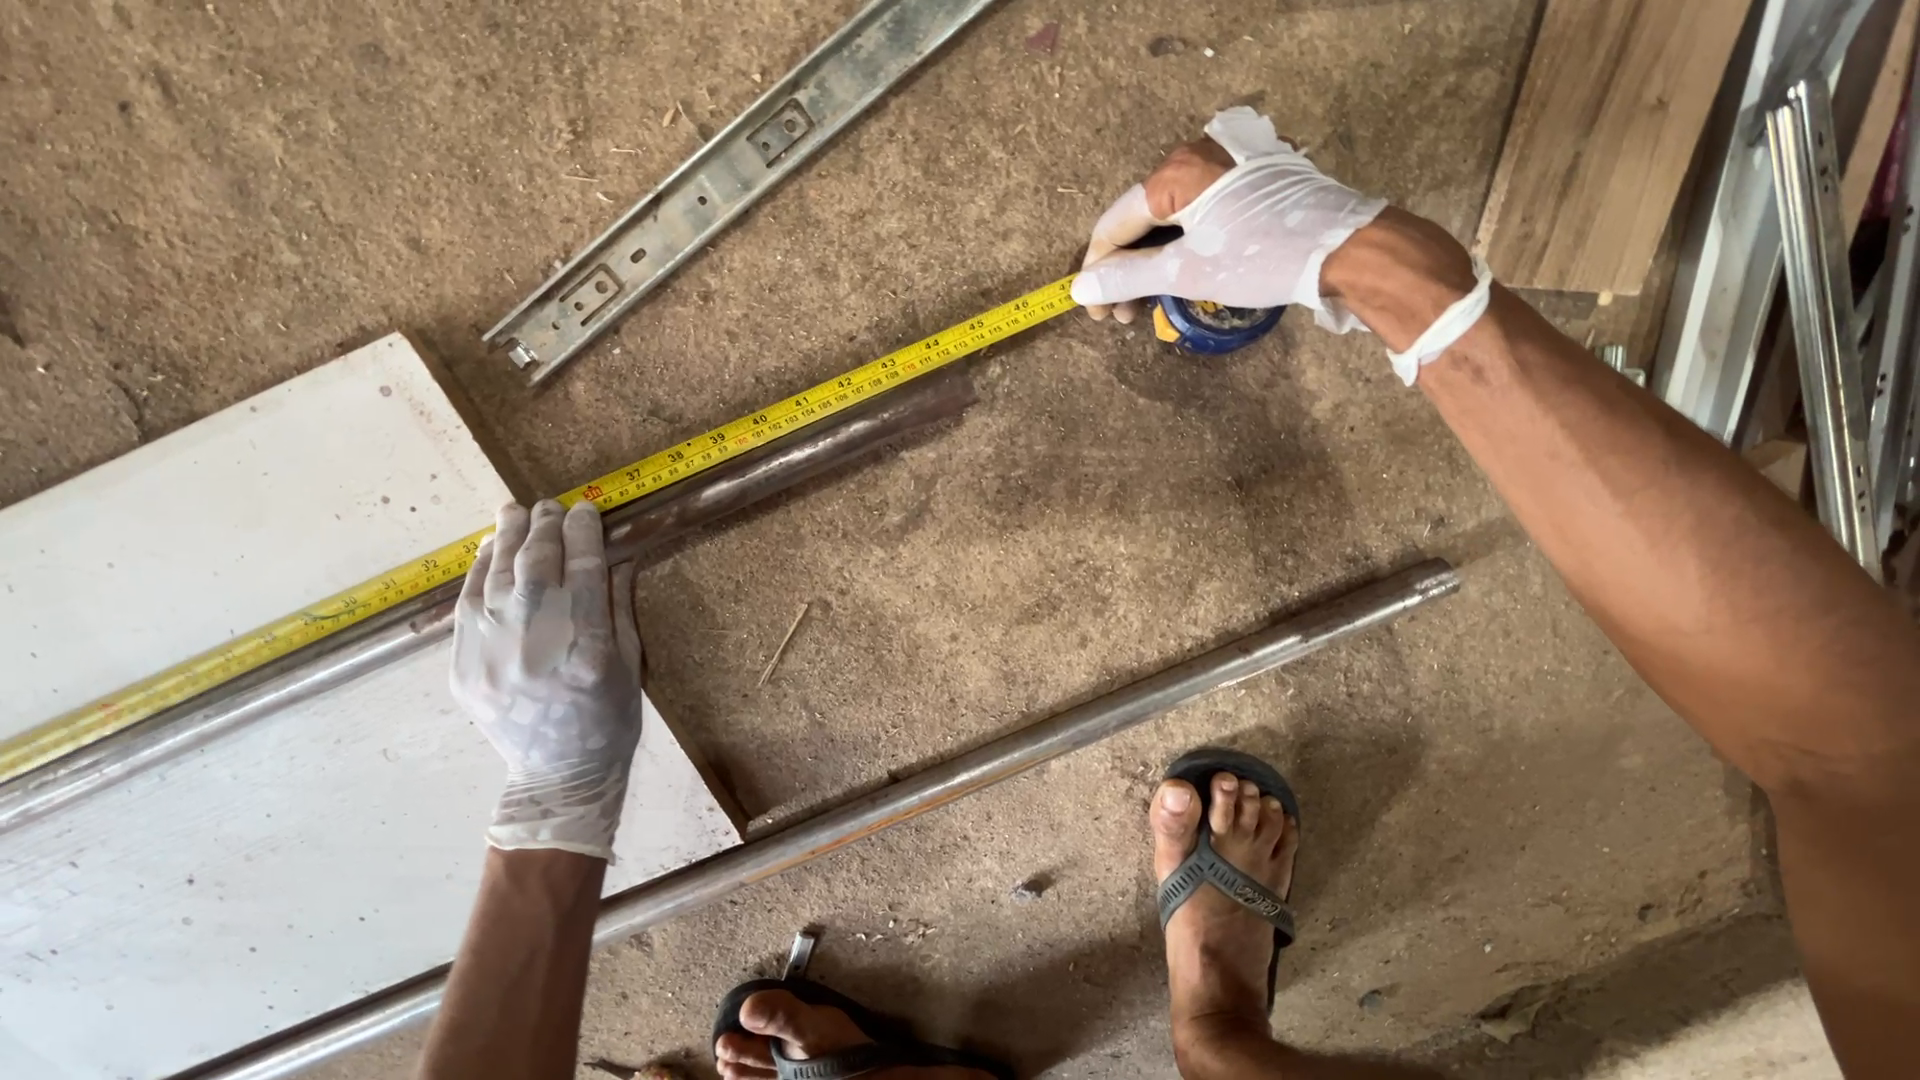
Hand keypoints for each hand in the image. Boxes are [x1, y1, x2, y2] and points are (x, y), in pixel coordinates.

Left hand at [451, 499, 642, 860]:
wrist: (558, 775)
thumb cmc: (609, 718)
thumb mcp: (630, 663)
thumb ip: (618, 606)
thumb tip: (617, 554)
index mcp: (589, 649)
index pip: (585, 572)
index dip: (585, 534)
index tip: (586, 509)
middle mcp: (538, 647)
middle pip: (538, 567)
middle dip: (544, 528)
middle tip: (549, 506)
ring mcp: (493, 657)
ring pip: (496, 579)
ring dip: (506, 539)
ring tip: (513, 512)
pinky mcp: (462, 668)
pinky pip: (467, 606)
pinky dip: (479, 572)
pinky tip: (488, 551)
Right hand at [1072, 107, 1387, 332]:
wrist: (1347, 247)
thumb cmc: (1261, 257)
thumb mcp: (1186, 272)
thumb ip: (1127, 278)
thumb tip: (1082, 287)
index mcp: (1175, 173)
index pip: (1114, 224)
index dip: (1097, 270)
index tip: (1095, 311)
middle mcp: (1197, 155)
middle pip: (1141, 219)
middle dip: (1127, 270)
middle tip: (1127, 313)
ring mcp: (1228, 162)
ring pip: (1170, 217)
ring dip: (1154, 261)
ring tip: (1153, 300)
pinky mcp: (1253, 177)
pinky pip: (1200, 211)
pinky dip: (1183, 245)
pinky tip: (1184, 273)